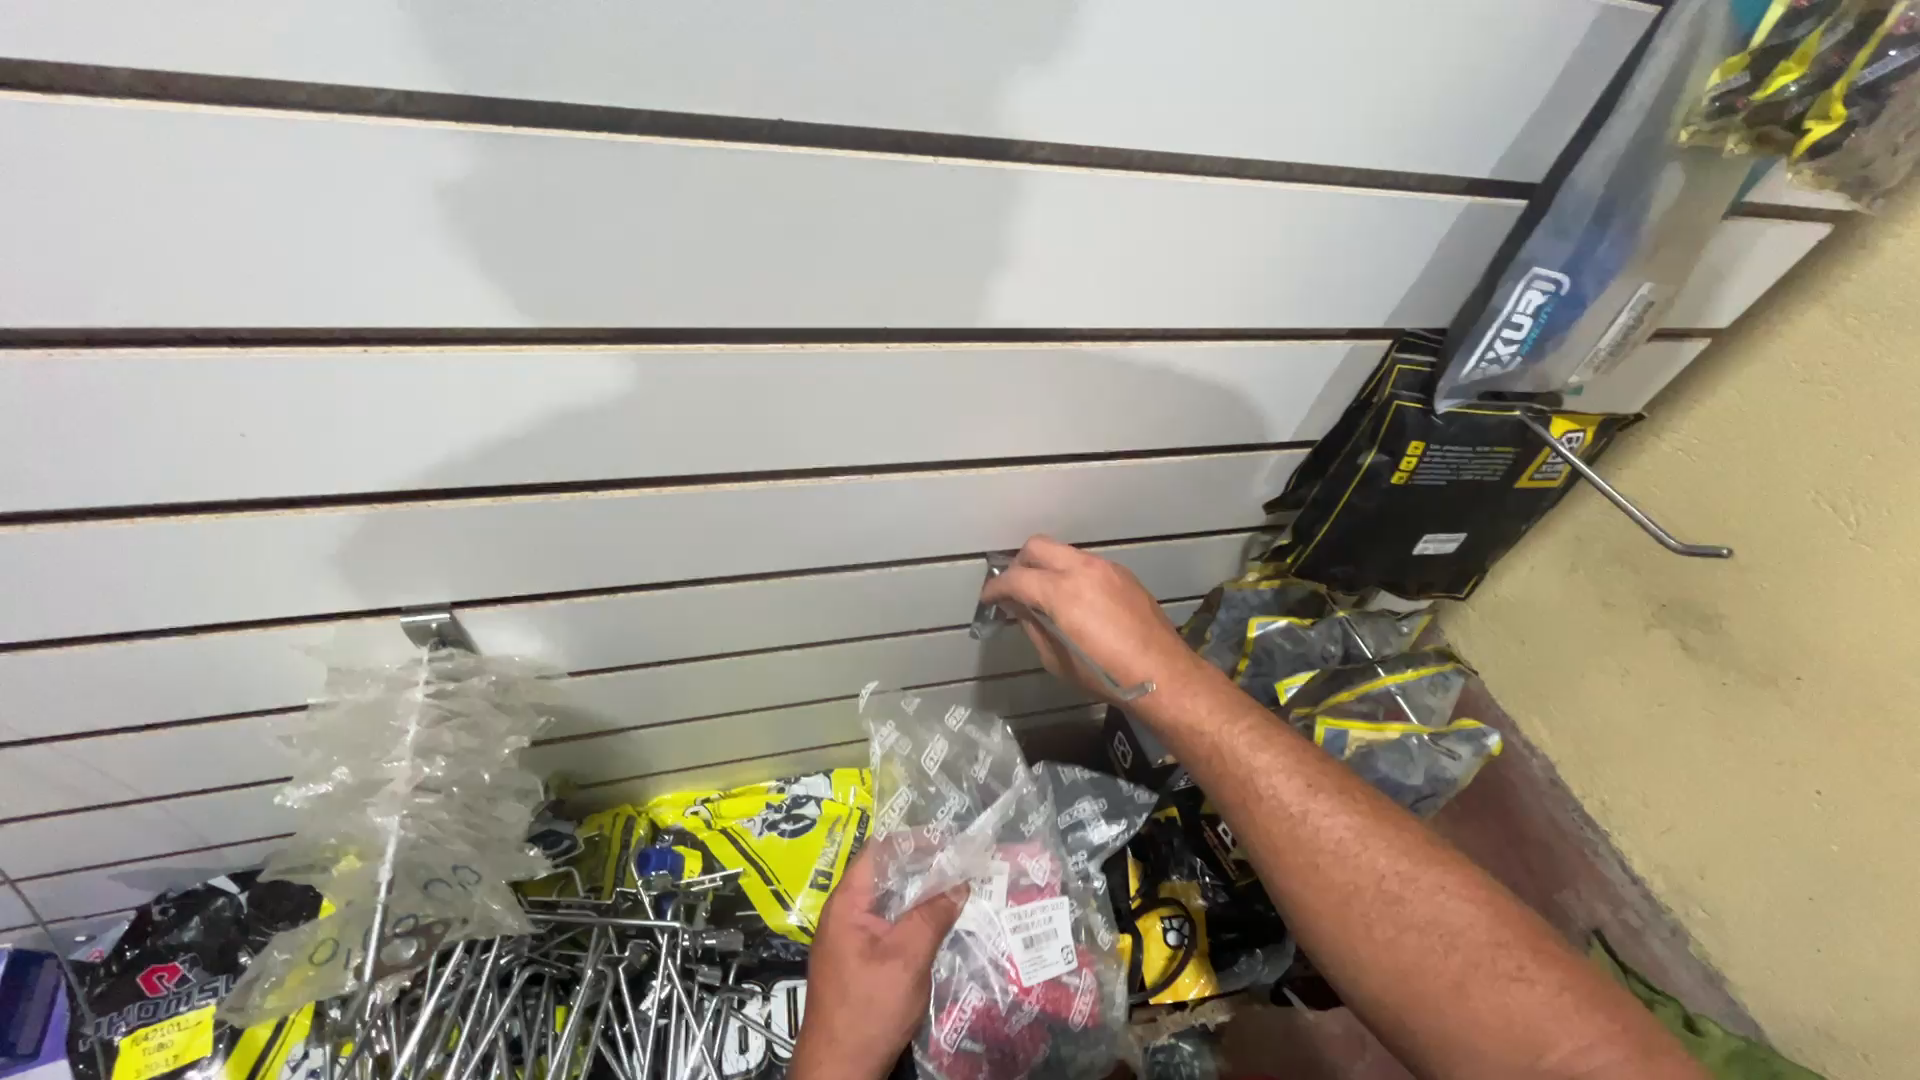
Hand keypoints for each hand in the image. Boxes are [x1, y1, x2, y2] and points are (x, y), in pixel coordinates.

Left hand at [789, 845, 965, 1079]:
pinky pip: (889, 925)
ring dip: (921, 894)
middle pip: (886, 875)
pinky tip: (939, 923)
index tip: (949, 841)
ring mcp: (850, 938)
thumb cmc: (868, 1009)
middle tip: (961, 863)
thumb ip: (933, 916)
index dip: (914, 840)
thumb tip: (959, 884)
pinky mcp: (859, 960)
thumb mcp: (907, 958)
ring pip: (890, 902)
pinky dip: (914, 918)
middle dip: (923, 867)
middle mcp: (844, 913)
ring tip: (957, 887)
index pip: (880, 851)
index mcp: (847, 903)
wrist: (839, 1071)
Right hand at [980, 536, 1208, 705]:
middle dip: (1018, 565)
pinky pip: (1086, 563)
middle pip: (1036, 546)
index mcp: (1061, 592)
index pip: (1015, 578)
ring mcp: (1105, 567)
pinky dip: (1070, 573)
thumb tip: (1019, 608)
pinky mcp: (1122, 574)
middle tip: (1014, 590)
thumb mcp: (1056, 659)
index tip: (988, 600)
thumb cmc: (1104, 675)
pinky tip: (1074, 599)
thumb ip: (1033, 626)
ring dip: (1046, 567)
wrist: (1162, 674)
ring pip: (1063, 552)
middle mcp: (1082, 569)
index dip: (995, 589)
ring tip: (1044, 595)